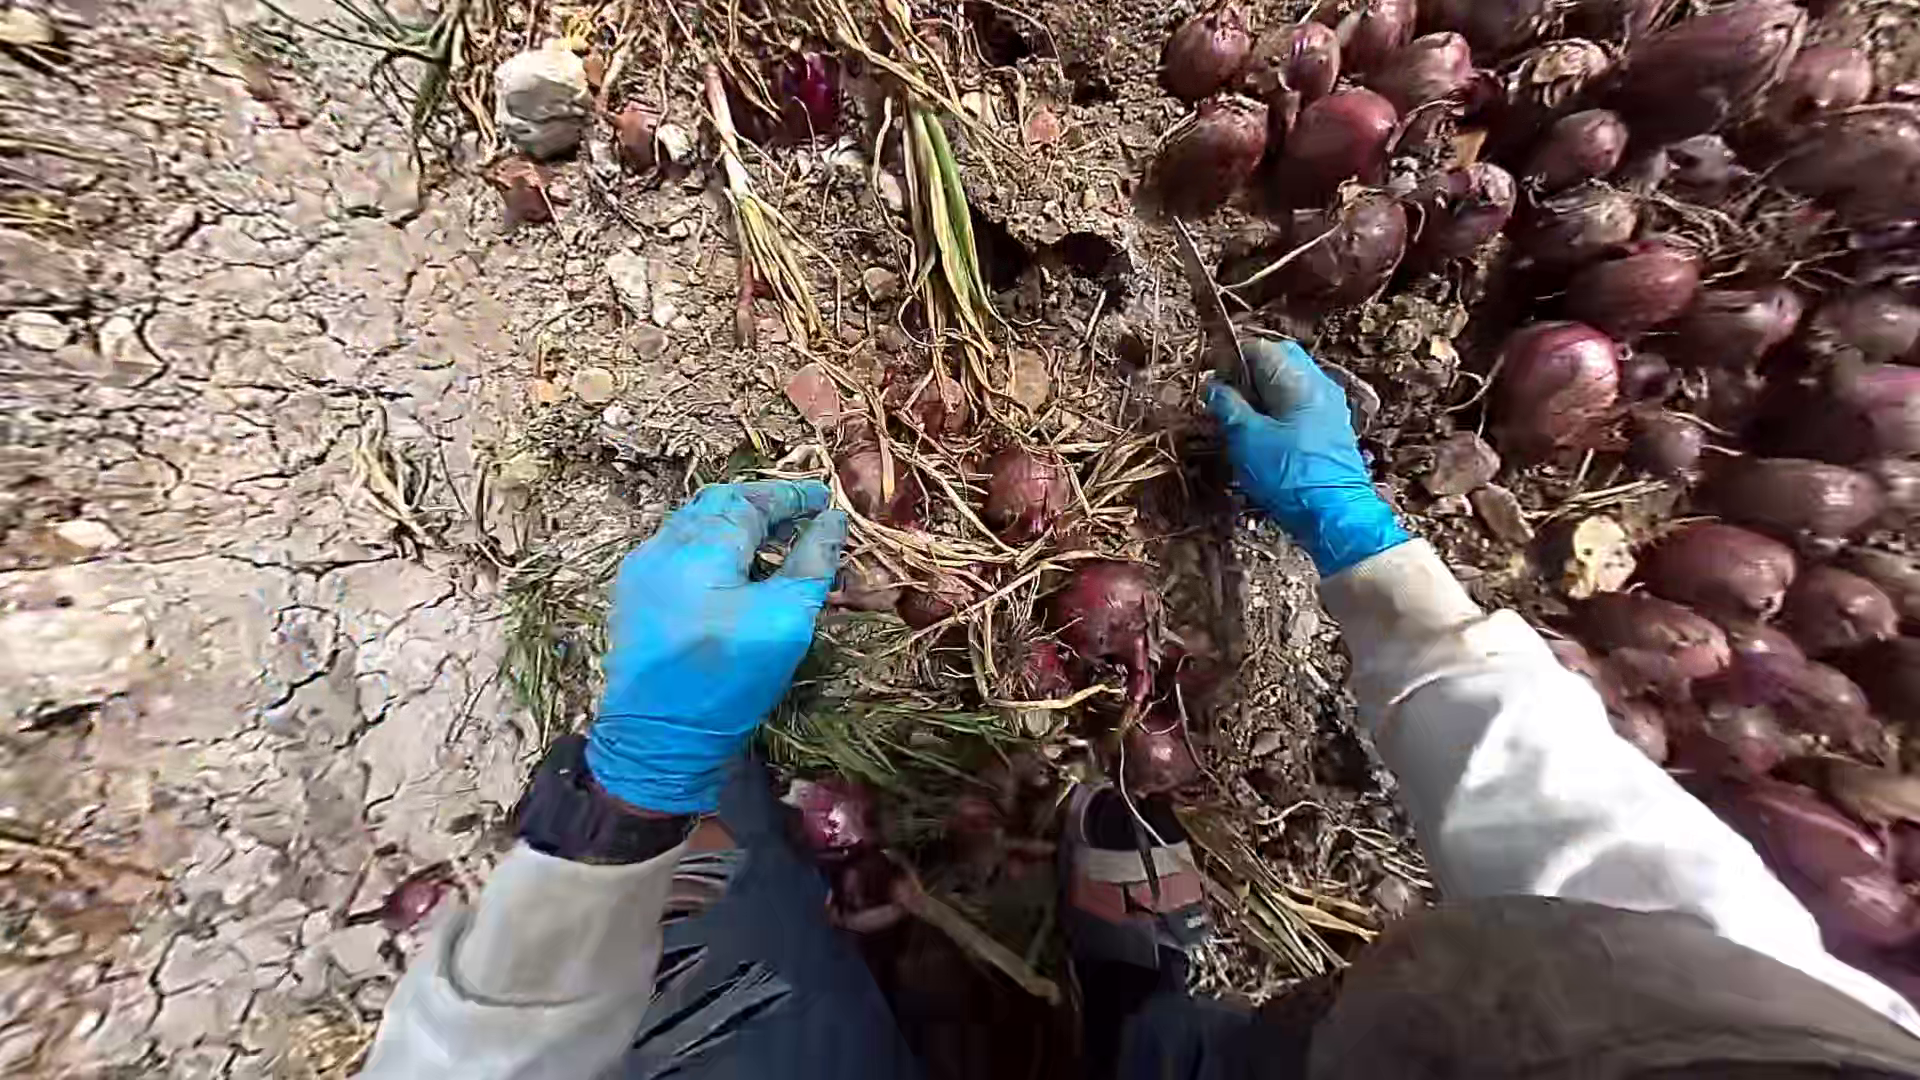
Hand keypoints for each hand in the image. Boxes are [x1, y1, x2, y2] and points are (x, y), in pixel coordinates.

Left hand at [587, 480, 847, 812]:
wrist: (661, 737)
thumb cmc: (732, 677)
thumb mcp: (787, 617)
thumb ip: (812, 561)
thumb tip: (834, 520)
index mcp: (702, 550)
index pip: (752, 500)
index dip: (791, 495)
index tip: (824, 498)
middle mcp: (665, 546)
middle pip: (719, 501)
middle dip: (764, 500)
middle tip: (802, 512)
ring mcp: (644, 566)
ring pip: (697, 519)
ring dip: (739, 518)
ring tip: (777, 533)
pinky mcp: (637, 589)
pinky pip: (681, 543)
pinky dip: (716, 538)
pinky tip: (738, 560)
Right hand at [1204, 338, 1408, 574]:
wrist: (1333, 513)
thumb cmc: (1286, 473)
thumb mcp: (1247, 438)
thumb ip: (1228, 406)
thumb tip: (1213, 384)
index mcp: (1299, 381)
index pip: (1261, 348)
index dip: (1230, 357)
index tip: (1208, 375)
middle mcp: (1318, 384)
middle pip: (1278, 360)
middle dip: (1245, 371)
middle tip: (1220, 393)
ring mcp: (1326, 405)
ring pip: (1287, 381)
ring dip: (1258, 390)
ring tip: (1234, 413)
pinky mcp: (1327, 427)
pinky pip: (1295, 401)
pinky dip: (1272, 405)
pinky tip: (1257, 428)